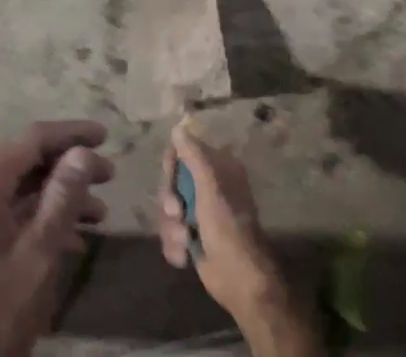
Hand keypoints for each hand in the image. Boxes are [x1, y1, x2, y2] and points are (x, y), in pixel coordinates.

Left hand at [0, 121, 113, 356]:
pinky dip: (31, 221)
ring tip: (97, 217)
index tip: (107, 136)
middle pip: (20, 165)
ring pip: (11, 195)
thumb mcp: (38, 257)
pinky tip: (65, 242)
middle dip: (67, 169)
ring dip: (53, 199)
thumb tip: (82, 152)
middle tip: (109, 179)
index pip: (30, 140)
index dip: (71, 134)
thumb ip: (62, 199)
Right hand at [158, 121, 286, 321]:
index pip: (185, 153)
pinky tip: (183, 255)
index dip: (173, 166)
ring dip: (171, 228)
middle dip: (170, 202)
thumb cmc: (227, 227)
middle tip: (177, 213)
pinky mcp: (193, 237)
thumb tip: (178, 128)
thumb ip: (194, 156)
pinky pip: (170, 233)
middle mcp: (209, 188)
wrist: (237, 277)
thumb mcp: (210, 187)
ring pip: (168, 211)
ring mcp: (200, 213)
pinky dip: (173, 245)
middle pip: (172, 183)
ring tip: (183, 240)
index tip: (171, 178)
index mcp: (219, 170)